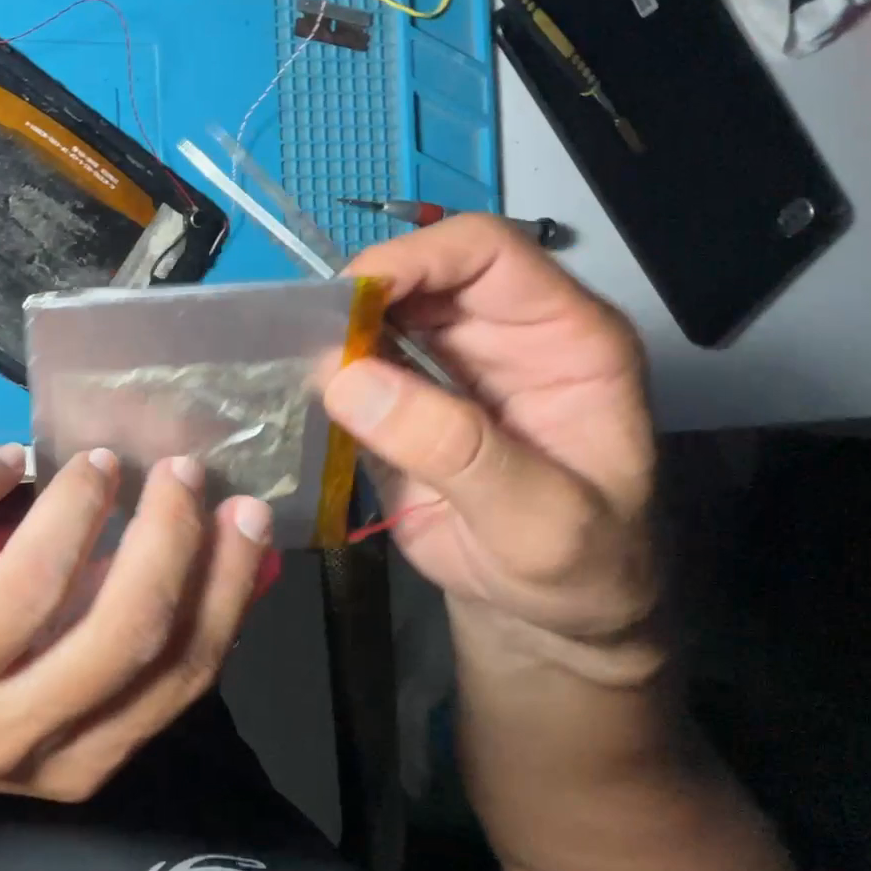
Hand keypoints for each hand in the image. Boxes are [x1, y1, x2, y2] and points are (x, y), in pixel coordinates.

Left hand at [0, 444, 277, 803]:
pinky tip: (1, 460)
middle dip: (165, 538)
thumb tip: (209, 548)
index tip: (241, 512)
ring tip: (95, 463)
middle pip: (118, 633)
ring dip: (76, 508)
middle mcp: (13, 732)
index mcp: (76, 757)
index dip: (224, 585)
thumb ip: (119, 637)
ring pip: (28, 586)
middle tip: (177, 471)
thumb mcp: (54, 701)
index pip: (176, 673)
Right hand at [321, 216, 658, 682]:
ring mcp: (449, 363)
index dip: (416, 259)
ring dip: (332, 327)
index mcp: (565, 339)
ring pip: (379, 309)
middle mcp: (505, 335)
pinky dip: (320, 362)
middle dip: (360, 294)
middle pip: (422, 272)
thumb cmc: (578, 572)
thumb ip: (455, 450)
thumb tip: (347, 379)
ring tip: (292, 362)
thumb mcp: (540, 524)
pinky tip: (296, 384)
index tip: (348, 298)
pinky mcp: (402, 394)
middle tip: (302, 335)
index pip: (489, 255)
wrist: (544, 616)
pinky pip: (353, 356)